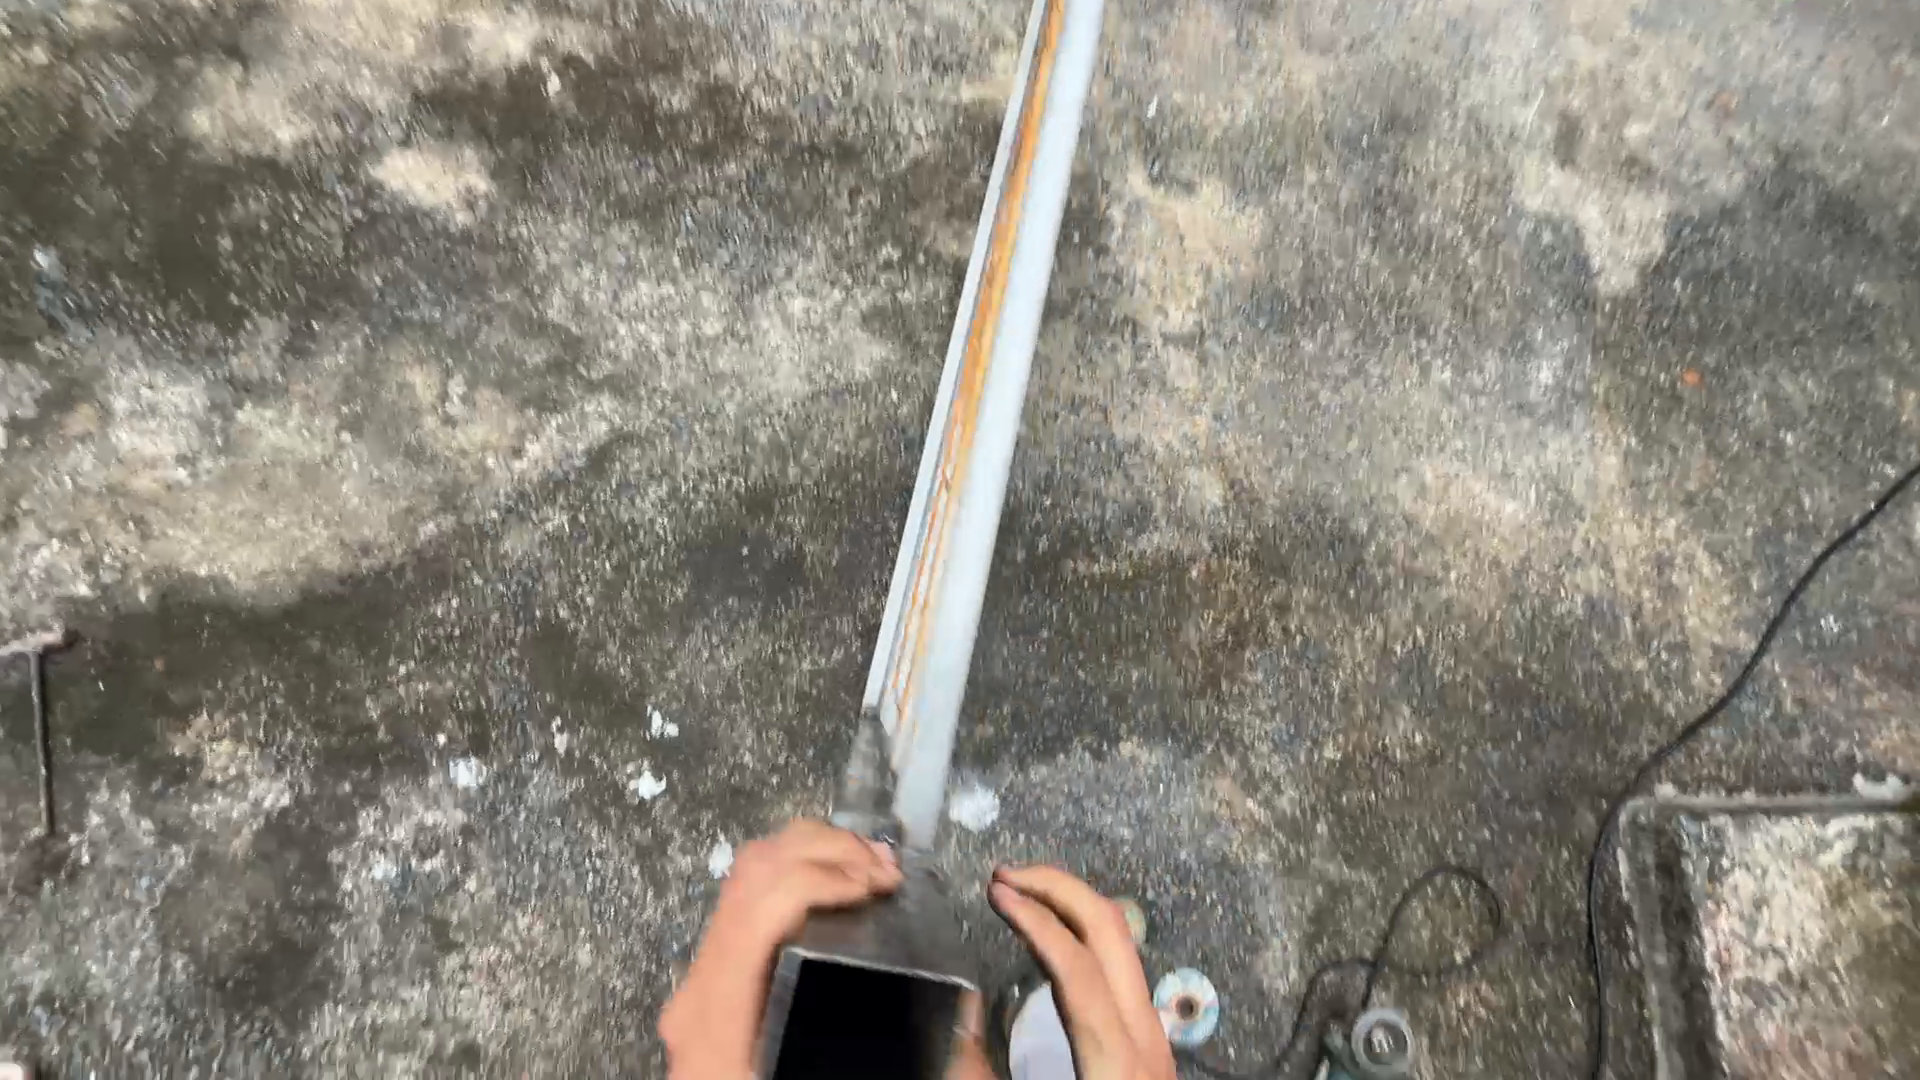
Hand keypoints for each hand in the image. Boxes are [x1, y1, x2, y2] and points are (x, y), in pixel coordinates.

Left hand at [659, 819, 902, 1079]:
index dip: (821, 876)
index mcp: (720, 1023)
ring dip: (816, 849)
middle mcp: (698, 990)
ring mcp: (699, 976)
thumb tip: (967, 1011)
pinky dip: (799, 867)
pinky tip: (842, 882)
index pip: (758, 911)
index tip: (881, 885)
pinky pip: (748, 890)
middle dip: (829, 850)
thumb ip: (918, 1064)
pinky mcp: (712, 971)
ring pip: (747, 871)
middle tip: (888, 870)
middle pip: (753, 875)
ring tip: (872, 864)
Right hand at [990, 865, 1176, 1079]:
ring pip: (1119, 936)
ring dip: (1068, 901)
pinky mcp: (1147, 1031)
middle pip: (1109, 928)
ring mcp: (1152, 1027)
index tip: (995, 891)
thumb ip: (983, 1073)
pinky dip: (1079, 927)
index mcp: (1117, 1058)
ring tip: (1021, 889)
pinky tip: (1048, 930)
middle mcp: (1144, 1030)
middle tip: (1005, 875)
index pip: (1076, 964)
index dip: (1033, 919)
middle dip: (1056, 887)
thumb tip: (965, 1007)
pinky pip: (1116, 958)